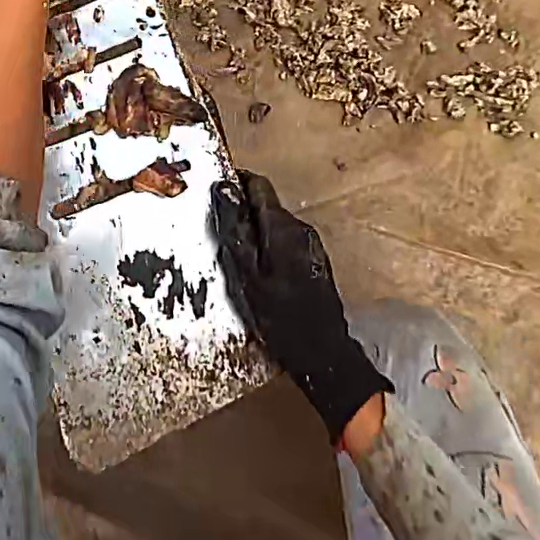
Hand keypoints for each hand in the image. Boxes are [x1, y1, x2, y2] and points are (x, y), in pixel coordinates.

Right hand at [210, 171, 392, 450]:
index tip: (214, 192)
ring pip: (273, 224)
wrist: (325, 356)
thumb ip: (236, 230)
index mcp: (282, 226)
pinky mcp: (314, 260)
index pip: (258, 185)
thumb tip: (224, 188)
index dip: (235, 183)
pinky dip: (266, 246)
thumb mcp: (248, 274)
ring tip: (232, 254)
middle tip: (216, 230)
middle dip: (241, 211)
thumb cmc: (281, 316)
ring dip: (253, 231)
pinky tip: (255, 270)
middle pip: (265, 205)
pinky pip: (283, 240)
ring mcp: (310, 244)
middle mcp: (300, 228)